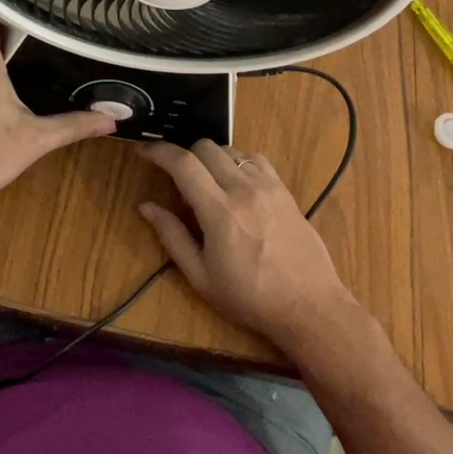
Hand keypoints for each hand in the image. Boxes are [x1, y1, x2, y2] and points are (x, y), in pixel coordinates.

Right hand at [136, 139, 360, 353]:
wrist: (309, 306)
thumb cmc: (250, 298)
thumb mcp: (201, 277)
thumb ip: (172, 237)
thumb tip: (146, 207)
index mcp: (220, 212)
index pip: (183, 163)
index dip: (158, 151)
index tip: (143, 150)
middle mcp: (244, 190)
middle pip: (206, 147)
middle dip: (184, 155)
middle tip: (179, 182)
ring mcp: (269, 187)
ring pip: (232, 150)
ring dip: (212, 159)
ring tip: (209, 186)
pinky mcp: (286, 191)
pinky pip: (257, 160)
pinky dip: (239, 163)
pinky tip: (237, 186)